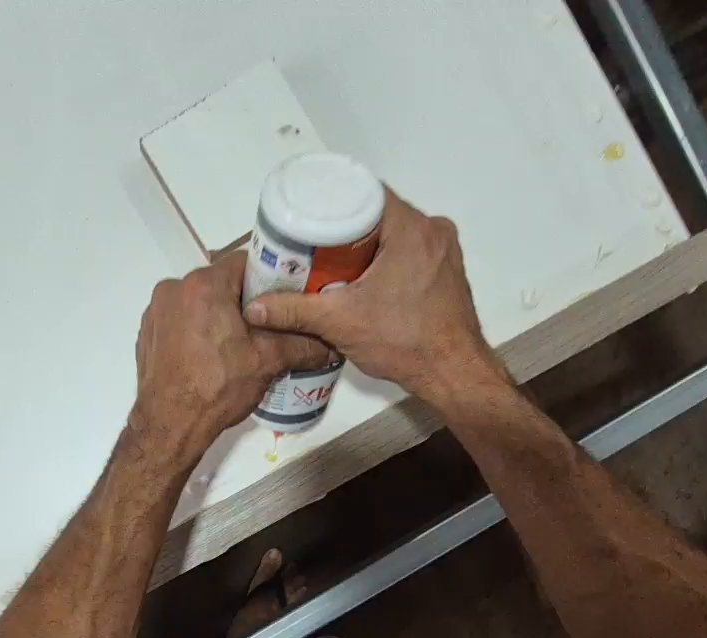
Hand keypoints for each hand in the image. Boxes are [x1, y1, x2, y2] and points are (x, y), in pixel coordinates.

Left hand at [129, 253, 329, 456]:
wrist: (169, 426)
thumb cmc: (217, 388)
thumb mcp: (267, 363)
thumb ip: (302, 345)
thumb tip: (330, 344)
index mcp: (204, 285)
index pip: (246, 263)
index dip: (268, 280)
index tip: (281, 301)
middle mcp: (174, 289)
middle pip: (220, 283)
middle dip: (242, 303)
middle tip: (263, 329)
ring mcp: (156, 311)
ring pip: (198, 303)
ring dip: (217, 317)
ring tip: (235, 347)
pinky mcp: (146, 334)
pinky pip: (178, 321)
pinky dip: (194, 332)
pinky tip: (207, 358)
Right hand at [242, 189, 504, 406]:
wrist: (452, 374)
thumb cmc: (404, 341)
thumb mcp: (340, 323)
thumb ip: (294, 311)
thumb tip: (254, 309)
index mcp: (411, 229)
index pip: (366, 193)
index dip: (332, 200)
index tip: (307, 216)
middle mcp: (433, 231)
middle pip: (378, 214)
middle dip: (343, 228)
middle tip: (310, 243)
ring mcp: (444, 253)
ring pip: (394, 236)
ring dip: (364, 246)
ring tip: (329, 262)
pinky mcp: (446, 274)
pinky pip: (408, 254)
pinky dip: (384, 261)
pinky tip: (360, 281)